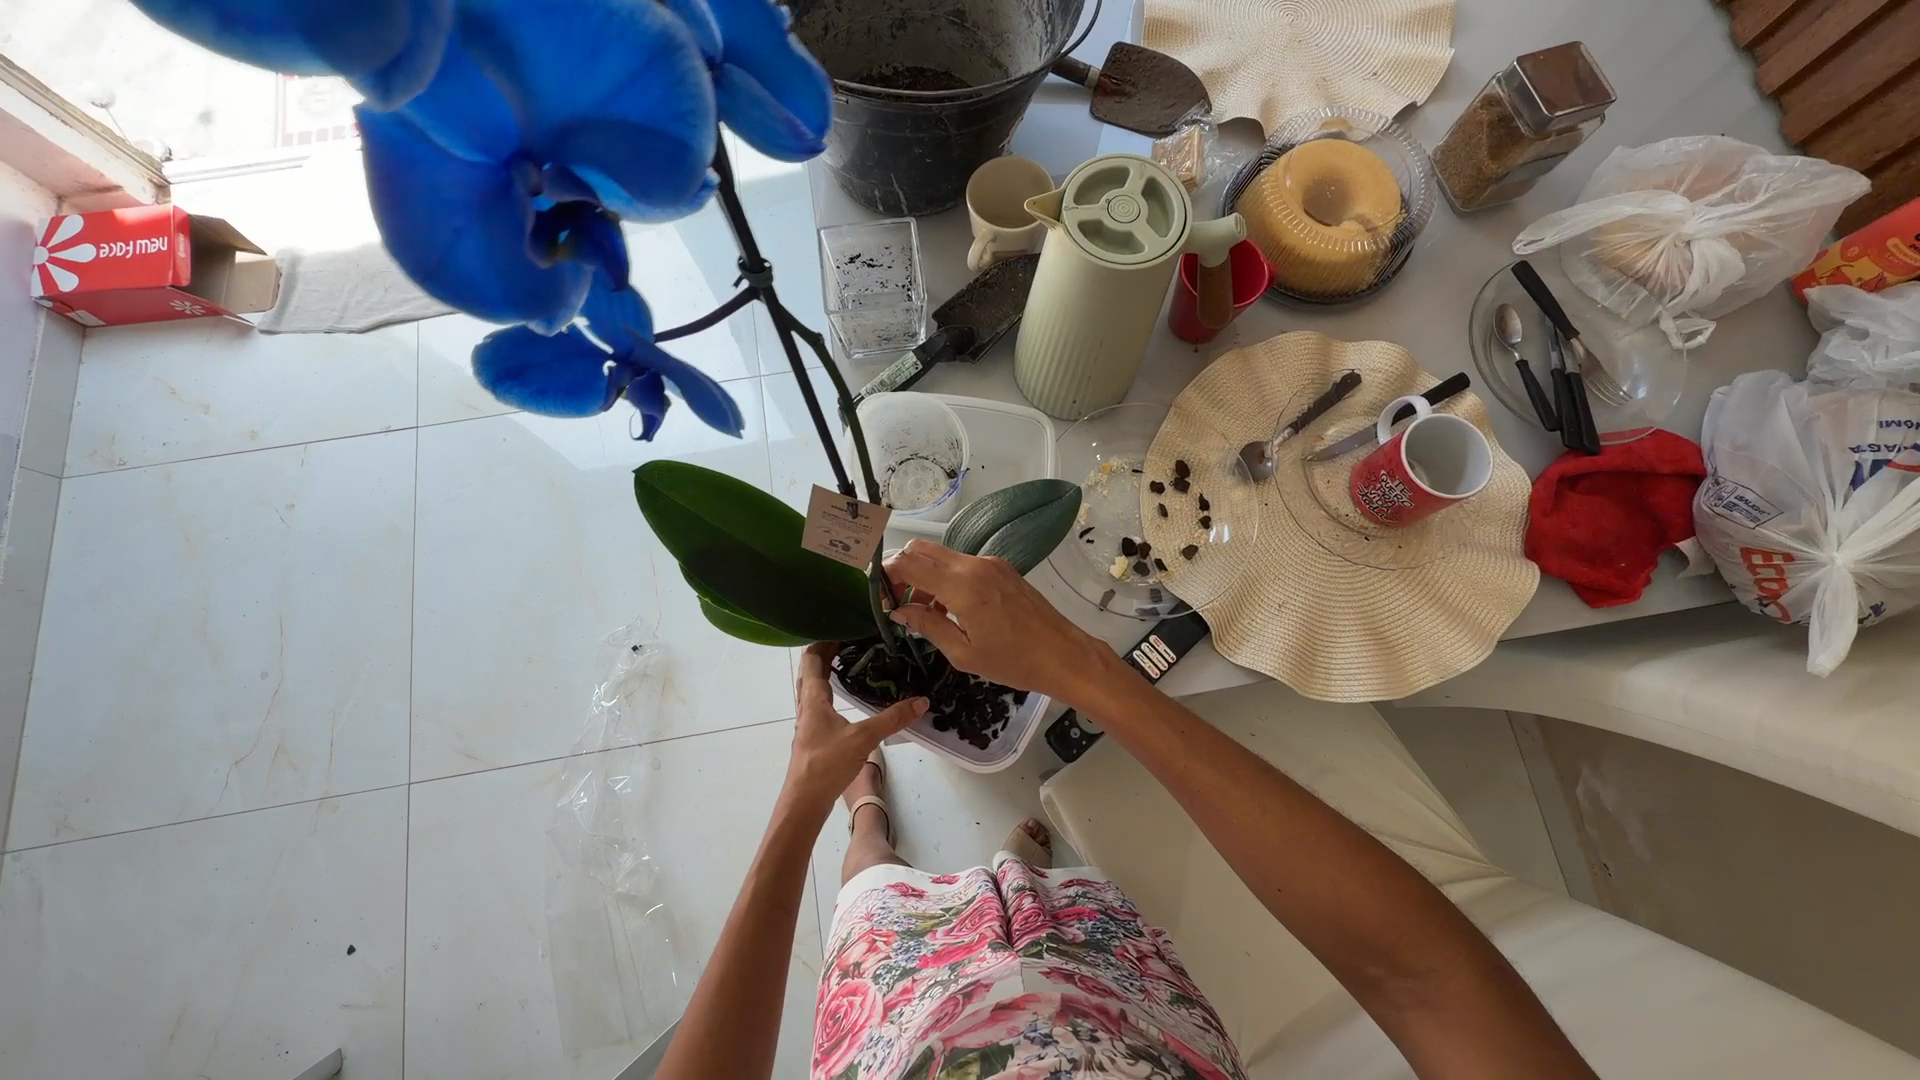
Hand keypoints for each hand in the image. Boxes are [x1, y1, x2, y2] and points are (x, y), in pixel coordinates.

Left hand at [784, 643, 925, 807]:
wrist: (804, 802)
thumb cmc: (827, 764)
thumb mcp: (863, 738)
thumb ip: (892, 719)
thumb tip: (921, 701)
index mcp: (813, 699)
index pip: (811, 660)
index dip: (822, 641)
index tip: (840, 627)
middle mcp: (806, 707)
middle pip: (809, 672)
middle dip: (823, 654)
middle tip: (846, 640)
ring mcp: (807, 724)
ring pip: (811, 689)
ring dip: (823, 673)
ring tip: (844, 663)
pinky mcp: (812, 738)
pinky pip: (817, 705)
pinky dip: (827, 693)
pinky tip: (840, 701)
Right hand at [884, 540, 1119, 706]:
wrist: (1063, 654)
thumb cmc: (1013, 662)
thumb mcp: (963, 653)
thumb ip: (928, 626)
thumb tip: (900, 611)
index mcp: (962, 586)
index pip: (909, 564)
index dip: (888, 576)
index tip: (881, 598)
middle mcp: (974, 565)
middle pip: (922, 550)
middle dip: (904, 571)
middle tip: (899, 602)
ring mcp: (991, 563)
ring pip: (943, 556)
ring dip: (926, 577)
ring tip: (926, 614)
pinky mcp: (1002, 568)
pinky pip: (963, 564)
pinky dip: (948, 579)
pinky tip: (952, 609)